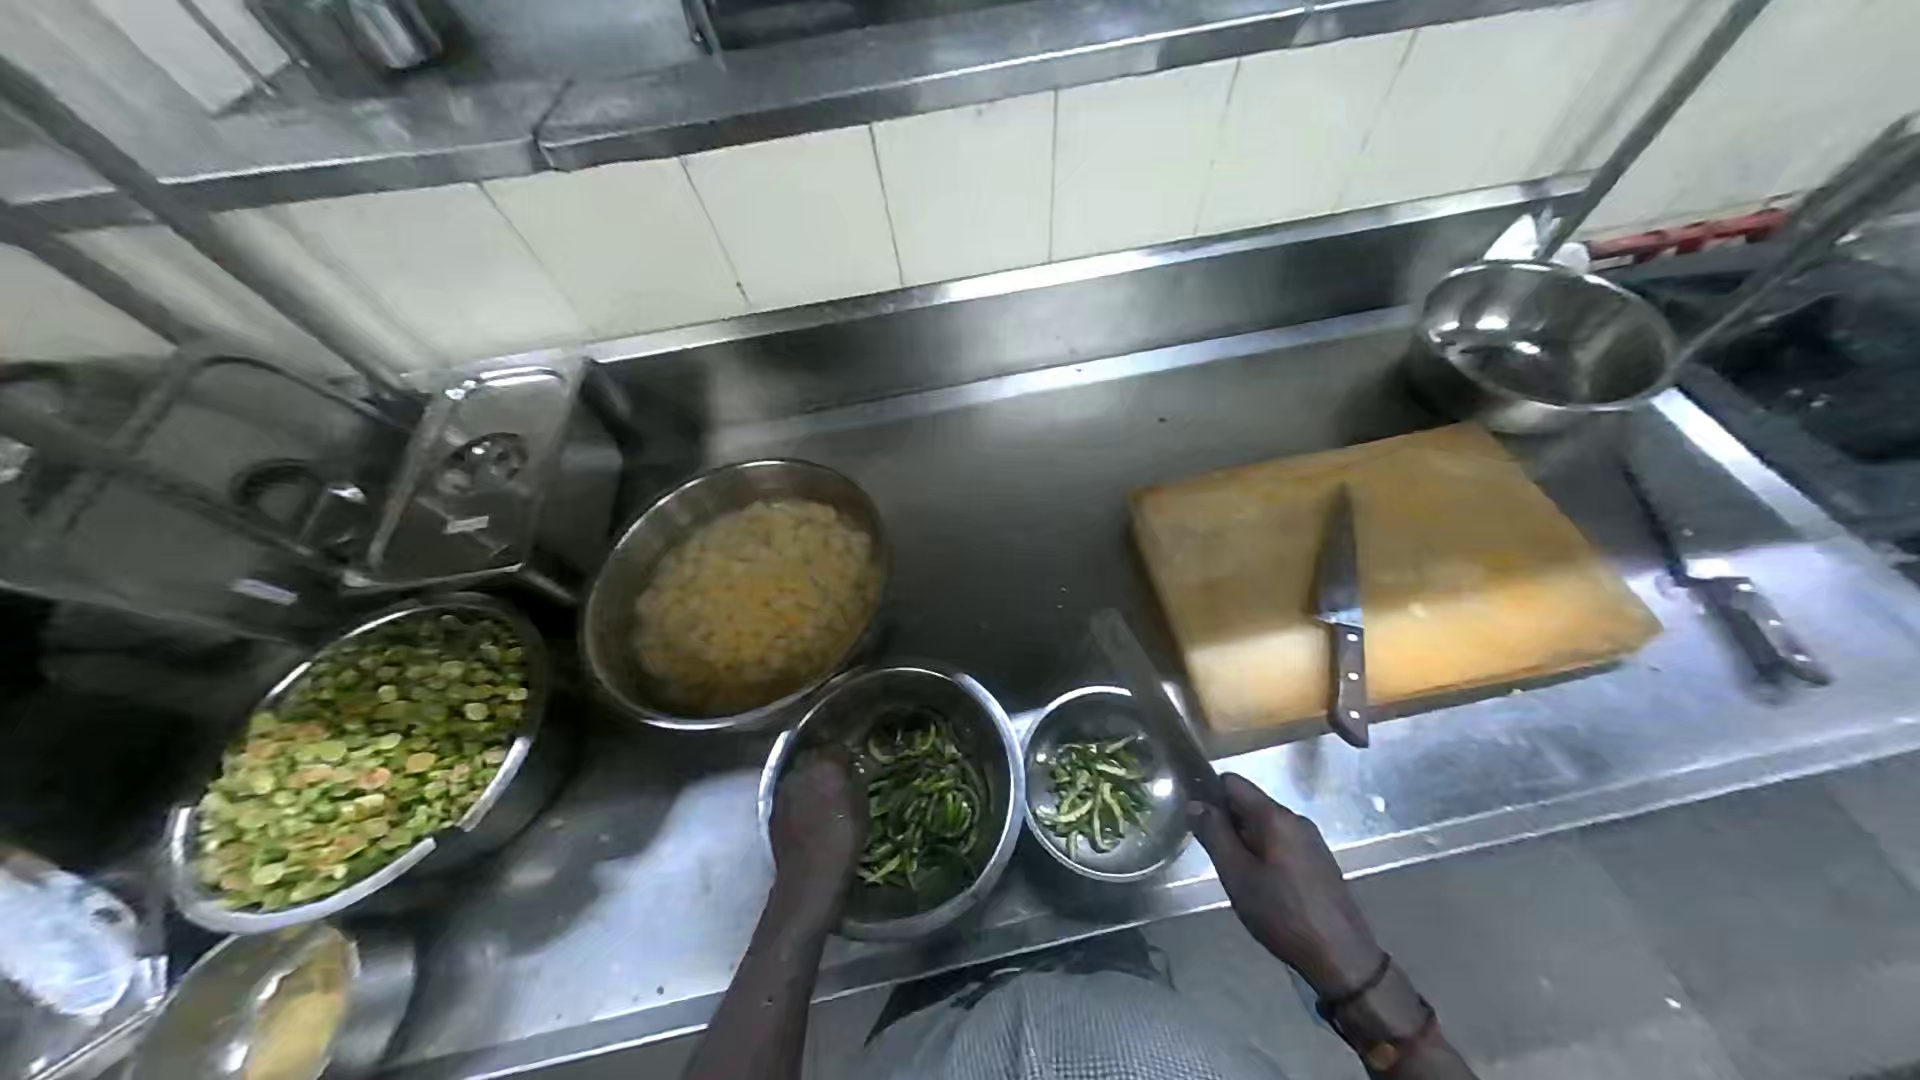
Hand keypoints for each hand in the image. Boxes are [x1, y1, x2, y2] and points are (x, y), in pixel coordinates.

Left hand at [770, 745, 868, 920]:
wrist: (810, 874)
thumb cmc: (844, 837)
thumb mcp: (863, 806)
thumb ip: (857, 780)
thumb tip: (854, 768)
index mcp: (827, 764)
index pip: (838, 748)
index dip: (847, 757)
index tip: (854, 767)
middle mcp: (801, 769)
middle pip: (815, 756)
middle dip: (826, 763)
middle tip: (839, 778)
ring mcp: (784, 788)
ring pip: (800, 773)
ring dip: (811, 778)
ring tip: (824, 794)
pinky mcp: (774, 806)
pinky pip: (791, 792)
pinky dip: (800, 795)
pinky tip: (810, 810)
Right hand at [1190, 773, 1384, 996]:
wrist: (1343, 960)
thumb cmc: (1283, 914)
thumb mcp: (1236, 874)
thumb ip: (1213, 833)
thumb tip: (1194, 803)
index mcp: (1275, 816)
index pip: (1231, 781)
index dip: (1209, 796)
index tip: (1200, 825)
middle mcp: (1295, 818)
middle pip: (1248, 802)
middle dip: (1227, 823)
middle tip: (1219, 858)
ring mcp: (1311, 839)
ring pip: (1264, 824)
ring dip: (1244, 840)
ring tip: (1240, 876)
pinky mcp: (1319, 860)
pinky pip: (1281, 841)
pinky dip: (1264, 853)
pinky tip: (1264, 886)